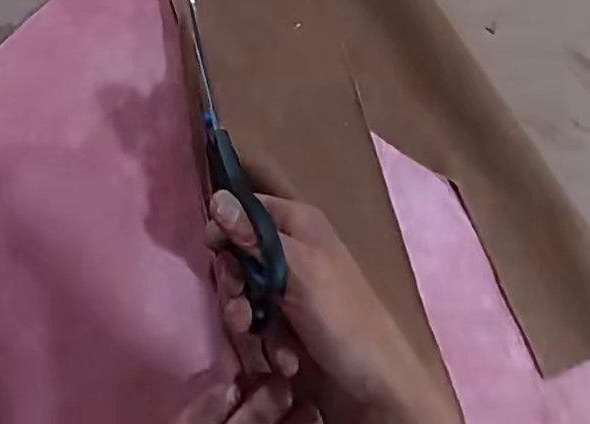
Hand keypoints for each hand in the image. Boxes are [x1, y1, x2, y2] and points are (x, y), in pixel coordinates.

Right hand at [175, 217, 321, 423]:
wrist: (377, 392)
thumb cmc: (341, 317)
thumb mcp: (296, 269)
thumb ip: (254, 236)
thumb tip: (217, 197)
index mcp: (297, 223)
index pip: (247, 208)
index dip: (226, 225)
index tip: (213, 248)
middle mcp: (290, 249)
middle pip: (239, 252)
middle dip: (234, 282)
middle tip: (239, 305)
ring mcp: (287, 288)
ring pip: (243, 290)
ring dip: (245, 316)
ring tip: (255, 335)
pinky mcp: (285, 324)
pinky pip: (256, 322)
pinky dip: (263, 340)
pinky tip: (281, 358)